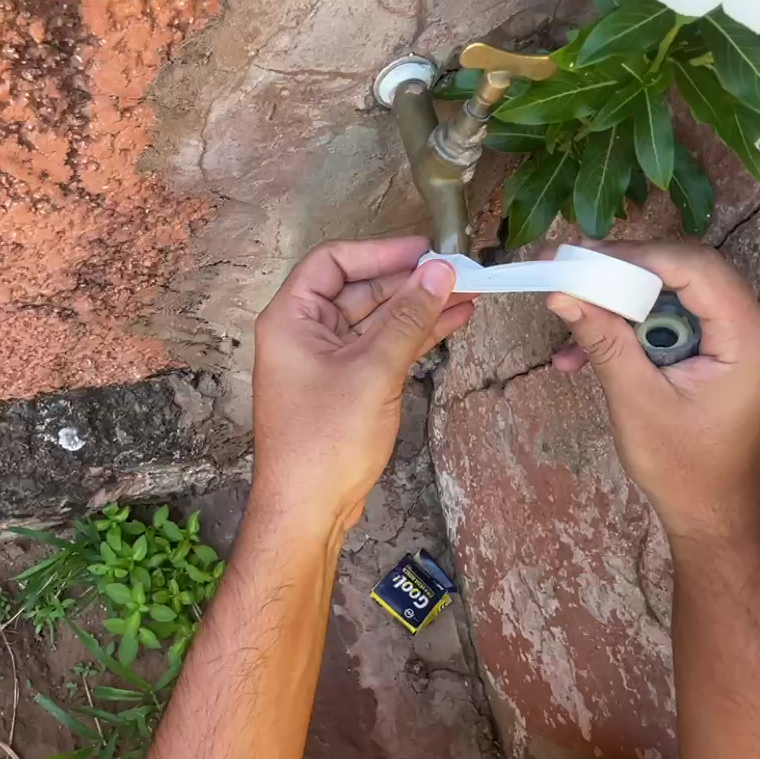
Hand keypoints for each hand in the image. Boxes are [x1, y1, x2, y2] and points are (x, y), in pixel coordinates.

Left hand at [251, 236, 473, 530]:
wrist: (309, 509)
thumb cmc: (325, 441)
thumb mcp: (373, 371)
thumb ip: (408, 319)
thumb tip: (440, 272)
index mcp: (291, 320)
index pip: (332, 264)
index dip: (378, 251)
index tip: (423, 249)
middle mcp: (305, 335)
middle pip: (360, 291)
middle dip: (408, 282)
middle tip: (457, 272)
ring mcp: (327, 362)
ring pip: (377, 321)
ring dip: (419, 309)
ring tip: (468, 293)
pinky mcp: (347, 386)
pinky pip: (382, 349)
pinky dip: (414, 338)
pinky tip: (452, 322)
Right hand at [546, 241, 759, 540]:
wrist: (709, 510)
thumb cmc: (683, 465)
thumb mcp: (636, 400)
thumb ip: (604, 341)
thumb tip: (562, 294)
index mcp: (748, 337)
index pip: (694, 268)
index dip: (636, 257)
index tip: (581, 259)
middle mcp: (749, 327)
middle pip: (683, 273)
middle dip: (622, 274)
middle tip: (570, 274)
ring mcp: (730, 339)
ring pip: (668, 296)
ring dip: (617, 307)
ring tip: (569, 317)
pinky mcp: (710, 352)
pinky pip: (664, 324)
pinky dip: (625, 332)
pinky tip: (580, 356)